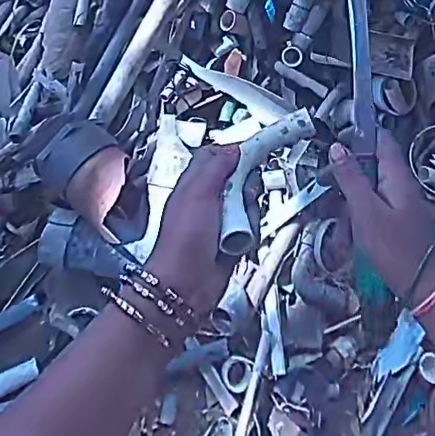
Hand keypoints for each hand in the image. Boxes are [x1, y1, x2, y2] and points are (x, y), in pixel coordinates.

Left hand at [144, 144, 240, 315]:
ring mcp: (220, 219)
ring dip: (248, 211)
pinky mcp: (232, 238)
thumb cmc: (182, 241)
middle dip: (245, 185)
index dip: (234, 153)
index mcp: (193, 182)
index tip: (252, 152)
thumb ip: (216, 167)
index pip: (217, 156)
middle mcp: (207, 199)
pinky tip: (240, 238)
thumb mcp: (198, 193)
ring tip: (237, 223)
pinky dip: (250, 231)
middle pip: (238, 179)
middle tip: (241, 195)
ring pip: (248, 202)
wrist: (186, 286)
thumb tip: (232, 148)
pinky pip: (251, 226)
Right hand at [331, 131, 434, 306]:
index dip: (358, 134)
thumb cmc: (395, 250)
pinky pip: (374, 201)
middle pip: (372, 161)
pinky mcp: (398, 217)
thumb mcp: (365, 211)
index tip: (337, 141)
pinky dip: (359, 207)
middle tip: (329, 177)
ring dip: (351, 190)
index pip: (380, 138)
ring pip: (371, 182)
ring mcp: (401, 200)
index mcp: (397, 176)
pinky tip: (348, 222)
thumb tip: (338, 148)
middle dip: (349, 167)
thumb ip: (351, 178)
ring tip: (335, 205)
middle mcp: (402, 183)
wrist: (421, 287)